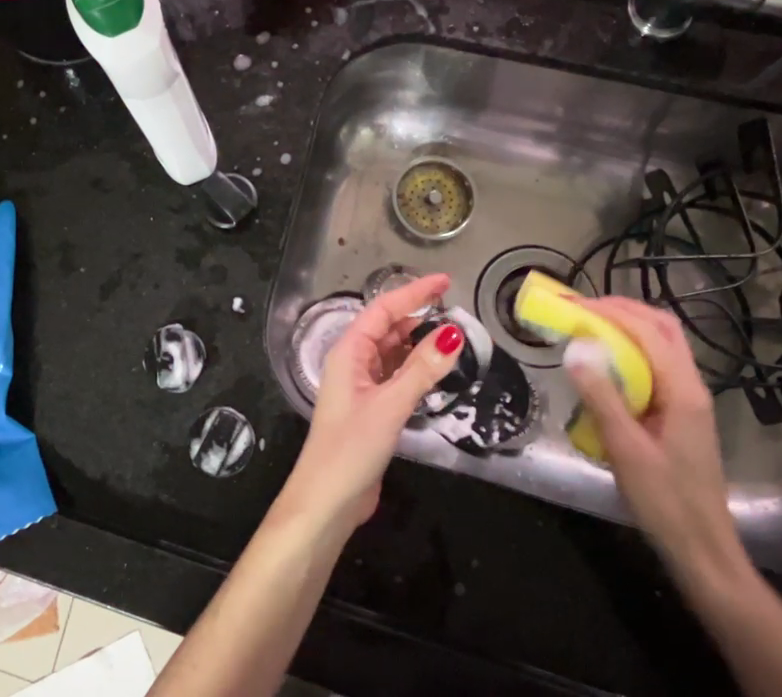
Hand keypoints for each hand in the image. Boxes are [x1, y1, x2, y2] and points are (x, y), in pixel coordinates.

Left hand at [276, 273, 462, 533]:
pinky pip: (394, 375)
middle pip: (387, 328)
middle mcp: (352, 363)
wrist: (327, 499)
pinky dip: (414, 368)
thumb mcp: (390, 405)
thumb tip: (453, 333)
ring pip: (392, 352)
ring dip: (417, 342)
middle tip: (454, 309)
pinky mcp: (370, 409)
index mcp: (348, 352)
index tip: (444, 282)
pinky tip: (434, 370)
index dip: (413, 293)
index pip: (383, 310)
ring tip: (451, 335)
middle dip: (417, 315)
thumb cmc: (351, 447)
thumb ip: (422, 370)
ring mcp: (360, 386)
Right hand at [566, 298, 744, 583]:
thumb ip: (602, 396)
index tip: (571, 305)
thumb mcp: (625, 449)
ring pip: (661, 346)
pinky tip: (605, 366)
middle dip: (622, 310)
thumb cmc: (664, 500)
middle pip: (662, 329)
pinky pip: (656, 367)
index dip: (610, 312)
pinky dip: (630, 353)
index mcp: (683, 391)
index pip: (648, 331)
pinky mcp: (681, 415)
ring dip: (626, 328)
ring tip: (587, 327)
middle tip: (579, 308)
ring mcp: (689, 401)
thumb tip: (576, 348)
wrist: (700, 546)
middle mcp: (692, 387)